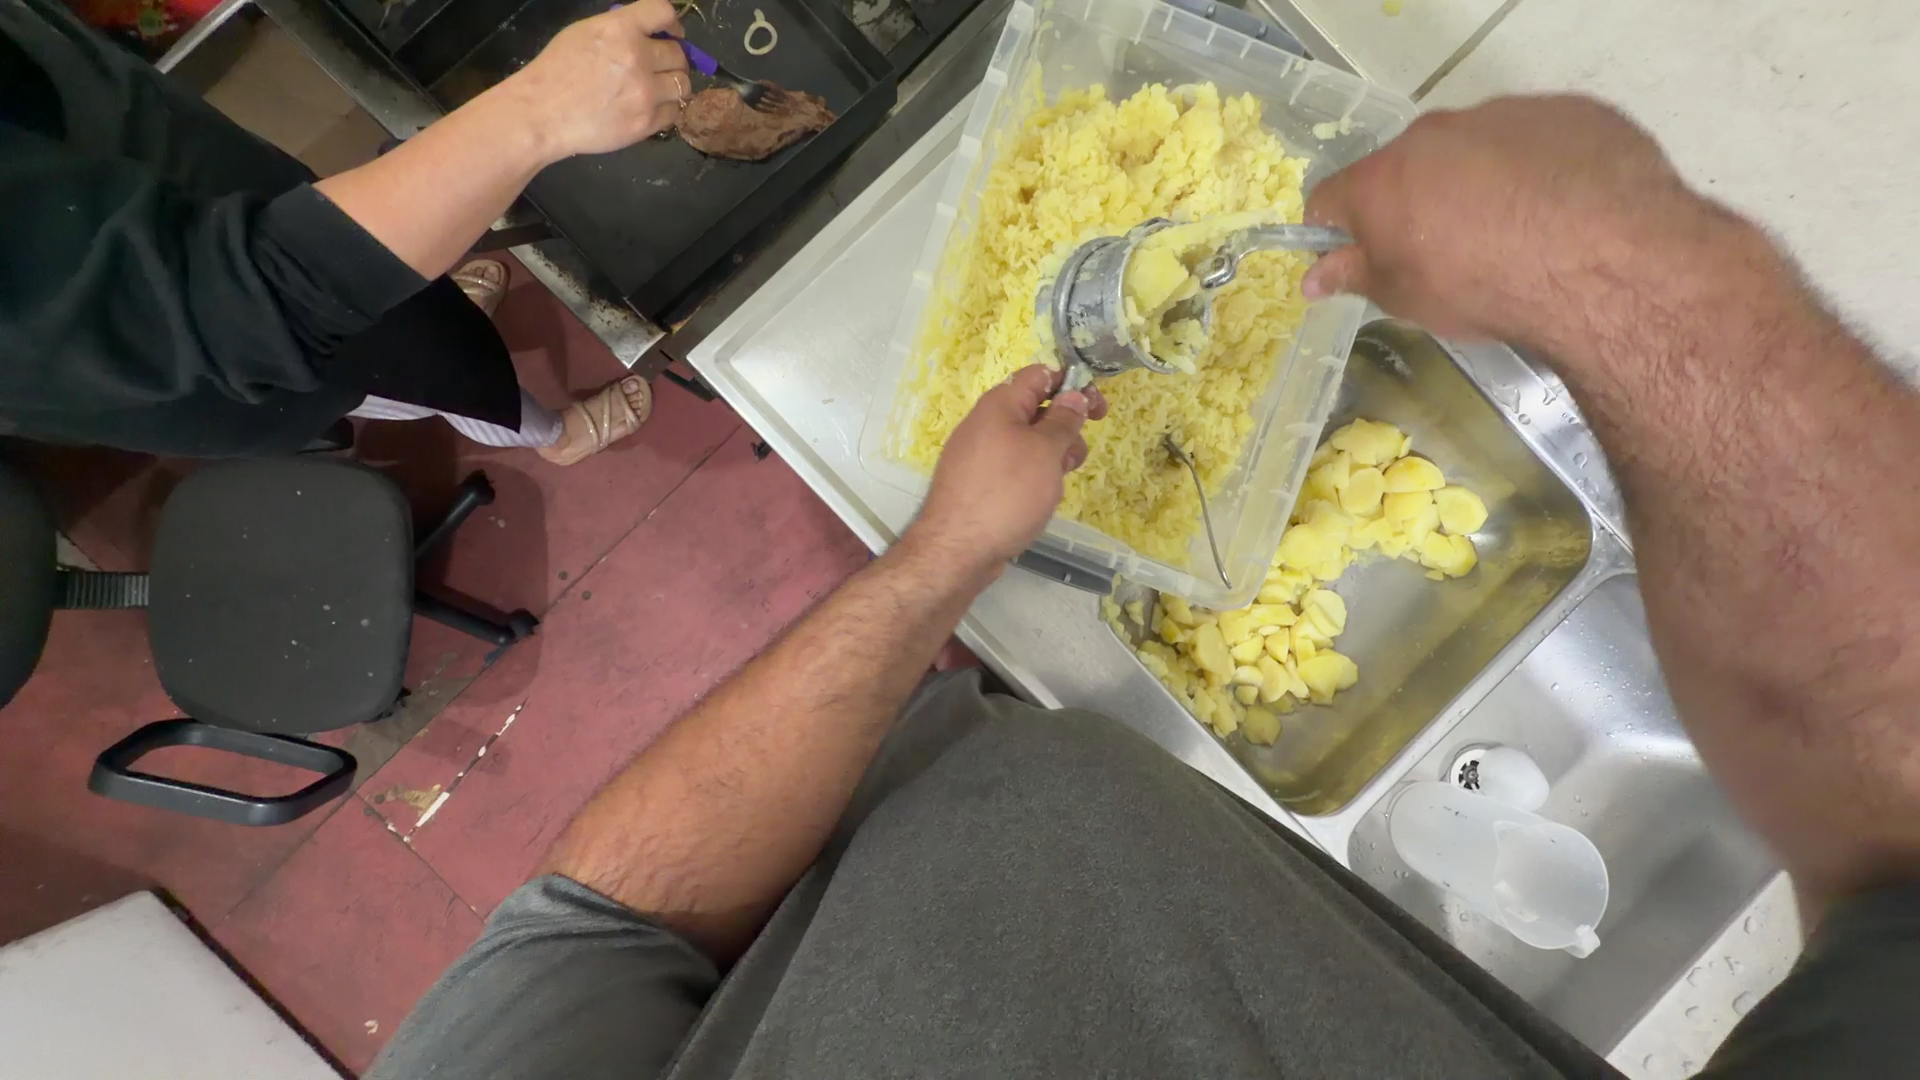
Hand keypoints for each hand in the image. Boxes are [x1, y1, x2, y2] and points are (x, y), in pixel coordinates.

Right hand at [493, 0, 689, 162]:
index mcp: (619, 29)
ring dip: (675, 85)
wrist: (546, 112)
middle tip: (662, 67)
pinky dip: (667, 109)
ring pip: (682, 85)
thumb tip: (648, 34)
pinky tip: (652, 107)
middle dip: (673, 59)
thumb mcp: (584, 33)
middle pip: (679, 55)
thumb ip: (620, 30)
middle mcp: (638, 58)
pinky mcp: (648, 122)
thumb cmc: (558, 70)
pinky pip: (674, 112)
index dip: (673, 23)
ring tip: (659, 88)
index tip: (673, 33)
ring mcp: (646, 93)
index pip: (663, 12)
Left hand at [907, 365, 1109, 573]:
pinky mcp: (977, 484)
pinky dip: (1032, 479)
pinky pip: (1013, 469)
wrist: (957, 549)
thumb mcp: (1045, 452)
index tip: (1097, 408)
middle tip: (1075, 458)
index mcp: (999, 405)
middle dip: (1064, 430)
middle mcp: (984, 424)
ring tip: (1056, 486)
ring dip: (1051, 458)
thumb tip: (1073, 396)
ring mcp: (978, 456)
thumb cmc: (1007, 493)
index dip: (1072, 385)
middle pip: (1035, 411)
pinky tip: (1038, 503)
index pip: (1039, 375)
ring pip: (1027, 444)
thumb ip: (1063, 421)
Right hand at [1302, 95, 1727, 352]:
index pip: (1329, 197)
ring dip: (1465, 184)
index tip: (1350, 258)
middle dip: (1404, 204)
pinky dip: (1524, 171)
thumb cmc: (1477, 286)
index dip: (1332, 231)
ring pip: (1464, 150)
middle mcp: (1433, 134)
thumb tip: (1313, 278)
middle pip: (1399, 168)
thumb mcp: (1401, 296)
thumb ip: (1353, 276)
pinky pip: (1526, 141)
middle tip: (1430, 252)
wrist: (1601, 260)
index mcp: (1380, 179)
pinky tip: (1548, 213)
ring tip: (1500, 233)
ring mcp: (1502, 114)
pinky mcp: (1566, 110)